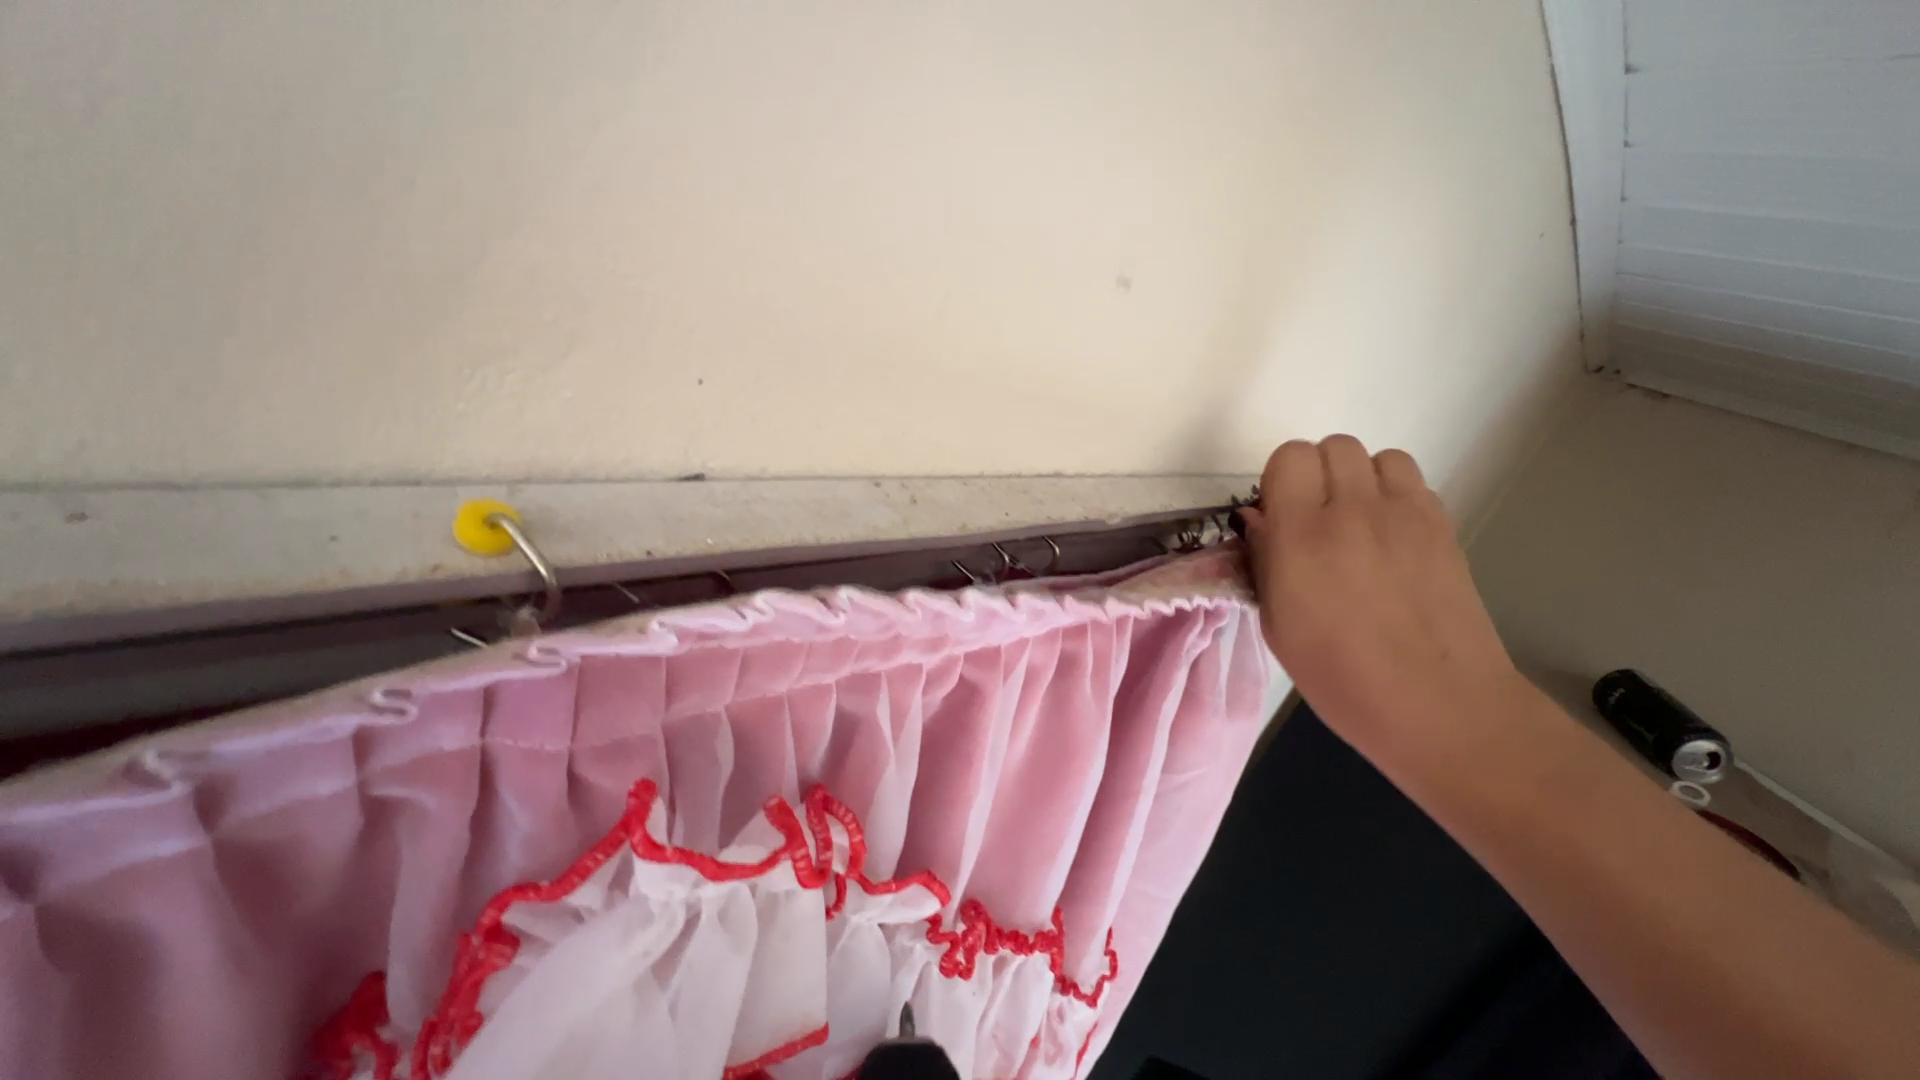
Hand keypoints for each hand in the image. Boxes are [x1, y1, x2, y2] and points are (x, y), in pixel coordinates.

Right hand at [1237, 437, 1522, 749]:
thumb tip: (1259, 520)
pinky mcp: (1443, 526)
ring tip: (1358, 524)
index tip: (1279, 517)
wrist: (1438, 704)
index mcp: (1303, 537)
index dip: (1280, 481)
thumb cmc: (1341, 678)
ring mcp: (1406, 515)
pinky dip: (1396, 497)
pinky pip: (1413, 483)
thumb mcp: (1278, 626)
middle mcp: (1355, 511)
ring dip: (1361, 479)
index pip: (1289, 458)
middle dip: (1318, 475)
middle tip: (1316, 520)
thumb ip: (1264, 561)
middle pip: (1334, 446)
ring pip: (1379, 456)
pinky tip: (1391, 541)